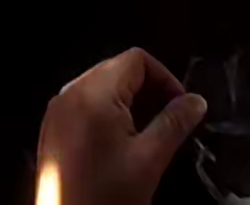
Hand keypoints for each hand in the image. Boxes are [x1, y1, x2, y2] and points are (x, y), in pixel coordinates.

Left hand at [35, 48, 206, 204]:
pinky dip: (107, 112)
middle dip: (148, 89)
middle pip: (119, 68)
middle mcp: (71, 91)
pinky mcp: (52, 128)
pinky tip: (119, 143)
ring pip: (103, 84)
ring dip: (129, 101)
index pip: (137, 59)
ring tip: (147, 133)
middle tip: (168, 120)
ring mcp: (58, 109)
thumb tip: (197, 100)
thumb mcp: (148, 161)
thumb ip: (174, 123)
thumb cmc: (106, 199)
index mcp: (94, 91)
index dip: (164, 77)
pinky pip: (85, 102)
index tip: (181, 105)